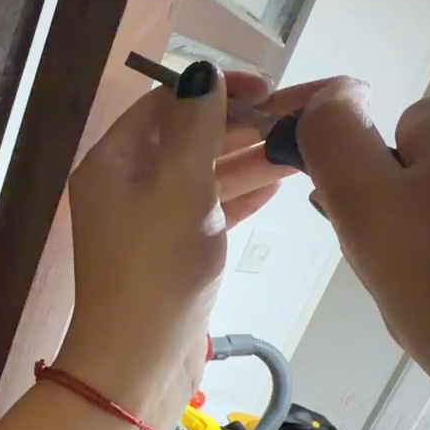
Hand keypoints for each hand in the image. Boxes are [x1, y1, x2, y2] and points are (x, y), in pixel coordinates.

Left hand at [57, 63, 293, 424]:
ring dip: (256, 156)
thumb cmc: (155, 268)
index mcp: (111, 163)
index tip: (270, 86)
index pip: (162, 107)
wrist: (140, 356)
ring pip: (206, 174)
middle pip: (191, 137)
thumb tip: (201, 73)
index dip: (214, 90)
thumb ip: (195, 129)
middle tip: (319, 110)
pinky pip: (211, 208)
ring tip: (318, 141)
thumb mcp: (178, 188)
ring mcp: (149, 219)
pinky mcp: (172, 249)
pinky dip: (243, 194)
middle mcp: (125, 186)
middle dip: (249, 122)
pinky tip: (285, 181)